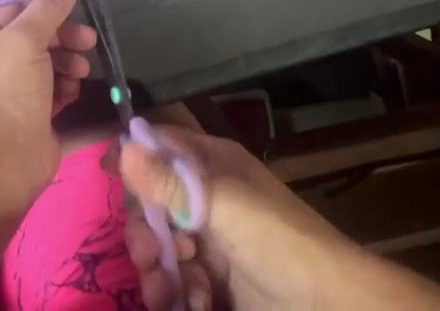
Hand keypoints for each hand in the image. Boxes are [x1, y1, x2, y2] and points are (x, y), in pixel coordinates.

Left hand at [0, 0, 96, 192]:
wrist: (8, 159)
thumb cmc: (10, 91)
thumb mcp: (27, 38)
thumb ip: (49, 7)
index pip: (16, 11)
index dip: (45, 8)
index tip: (73, 9)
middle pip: (37, 37)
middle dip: (64, 37)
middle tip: (88, 42)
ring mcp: (14, 91)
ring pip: (49, 63)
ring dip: (68, 62)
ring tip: (79, 71)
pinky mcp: (33, 115)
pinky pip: (55, 90)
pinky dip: (66, 87)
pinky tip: (72, 93)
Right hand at [121, 127, 439, 310]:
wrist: (333, 309)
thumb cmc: (281, 244)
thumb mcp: (224, 208)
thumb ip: (171, 183)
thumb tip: (123, 147)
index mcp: (212, 163)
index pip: (159, 145)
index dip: (132, 156)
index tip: (106, 176)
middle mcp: (208, 195)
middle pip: (153, 202)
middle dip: (144, 231)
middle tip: (149, 257)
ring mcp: (212, 239)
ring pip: (162, 245)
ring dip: (157, 270)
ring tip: (167, 294)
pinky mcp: (216, 280)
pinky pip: (179, 279)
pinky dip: (179, 292)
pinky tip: (193, 305)